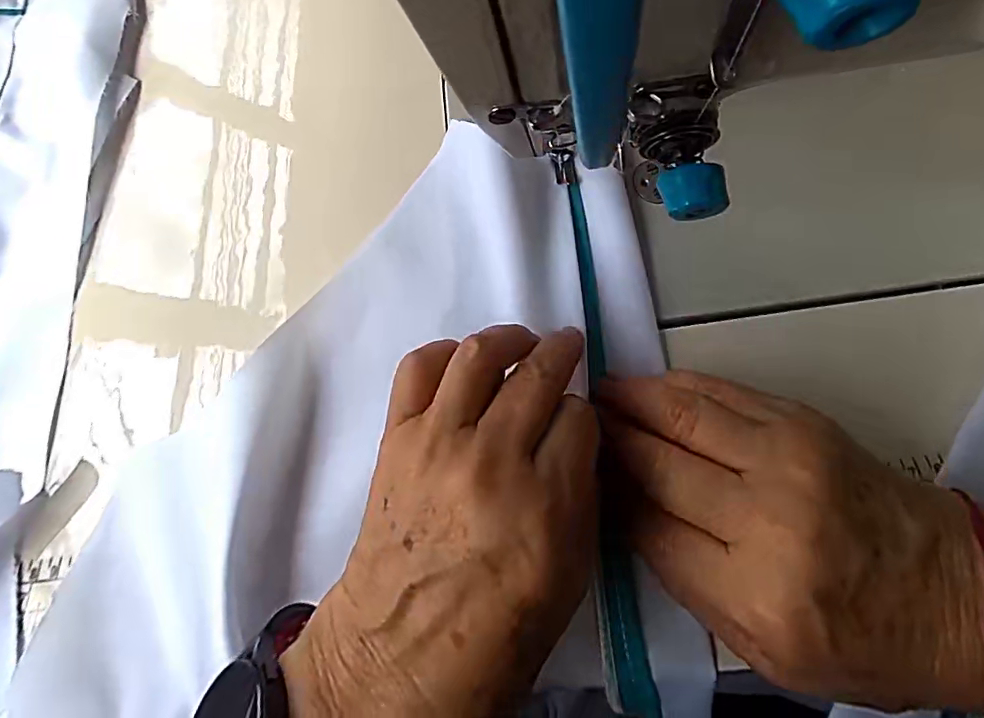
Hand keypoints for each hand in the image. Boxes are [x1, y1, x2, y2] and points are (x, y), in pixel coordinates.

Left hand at [281, 326, 599, 717]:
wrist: (404, 645)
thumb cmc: (498, 626)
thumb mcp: (570, 570)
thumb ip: (579, 491)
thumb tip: (574, 431)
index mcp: (545, 502)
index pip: (580, 418)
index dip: (585, 410)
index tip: (580, 412)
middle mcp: (491, 458)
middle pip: (536, 377)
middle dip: (559, 352)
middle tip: (567, 344)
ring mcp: (438, 439)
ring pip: (479, 356)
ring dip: (507, 338)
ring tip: (520, 340)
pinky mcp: (397, 434)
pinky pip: (419, 368)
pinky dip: (445, 352)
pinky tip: (461, 360)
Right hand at [597, 371, 983, 712]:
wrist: (962, 595)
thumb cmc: (862, 639)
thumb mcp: (766, 651)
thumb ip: (685, 580)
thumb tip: (622, 507)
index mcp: (757, 593)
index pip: (646, 525)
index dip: (605, 493)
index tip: (580, 473)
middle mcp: (769, 519)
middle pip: (654, 461)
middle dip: (606, 438)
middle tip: (573, 421)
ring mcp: (788, 460)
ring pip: (678, 413)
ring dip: (627, 398)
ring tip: (598, 393)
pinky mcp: (802, 422)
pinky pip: (717, 391)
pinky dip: (671, 385)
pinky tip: (645, 388)